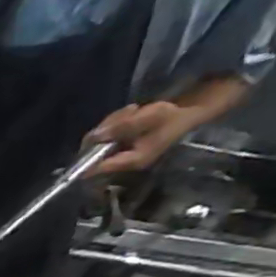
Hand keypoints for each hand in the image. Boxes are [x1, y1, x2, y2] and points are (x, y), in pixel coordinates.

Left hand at [85, 101, 200, 175]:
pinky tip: (132, 111)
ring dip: (113, 122)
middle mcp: (123, 162)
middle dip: (106, 129)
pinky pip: (108, 135)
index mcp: (130, 161)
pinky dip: (116, 122)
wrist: (189, 111)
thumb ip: (121, 127)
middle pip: (97, 151)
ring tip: (134, 108)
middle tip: (129, 110)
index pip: (99, 168)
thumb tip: (94, 136)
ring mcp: (122, 154)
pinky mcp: (123, 145)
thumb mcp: (149, 117)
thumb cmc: (172, 116)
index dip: (86, 160)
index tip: (87, 142)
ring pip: (101, 141)